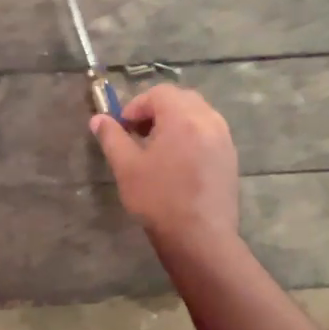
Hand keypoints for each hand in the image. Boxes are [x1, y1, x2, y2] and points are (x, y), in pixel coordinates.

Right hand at [90, 84, 239, 245]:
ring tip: (156, 148)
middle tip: (138, 133)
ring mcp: (224, 139)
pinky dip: (190, 135)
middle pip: (182, 99)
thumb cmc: (157, 198)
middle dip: (156, 109)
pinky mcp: (230, 157)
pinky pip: (208, 132)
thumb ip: (111, 137)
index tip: (122, 127)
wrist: (199, 236)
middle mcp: (209, 121)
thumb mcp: (126, 166)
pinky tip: (176, 162)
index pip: (159, 93)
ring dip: (174, 121)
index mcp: (183, 118)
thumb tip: (98, 119)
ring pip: (197, 115)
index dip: (136, 105)